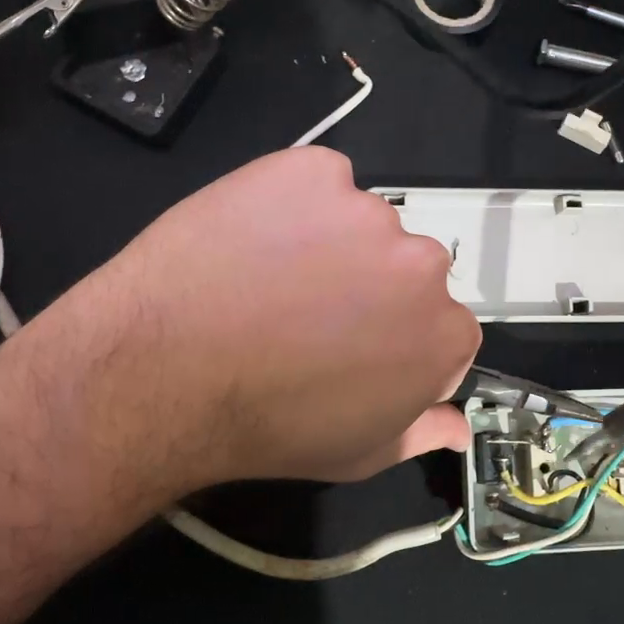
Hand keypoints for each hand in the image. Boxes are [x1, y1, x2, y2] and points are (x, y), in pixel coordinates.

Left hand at [24, 146, 478, 499]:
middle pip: (407, 265)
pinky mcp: (312, 170)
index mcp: (444, 334)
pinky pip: (318, 179)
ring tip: (267, 274)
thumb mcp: (358, 454)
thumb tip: (458, 425)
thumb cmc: (268, 427)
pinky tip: (252, 235)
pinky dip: (292, 199)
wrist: (164, 374)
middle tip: (306, 310)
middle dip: (369, 284)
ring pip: (360, 220)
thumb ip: (421, 433)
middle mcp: (423, 265)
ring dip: (330, 239)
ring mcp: (367, 211)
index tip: (351, 348)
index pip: (442, 323)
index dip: (394, 336)